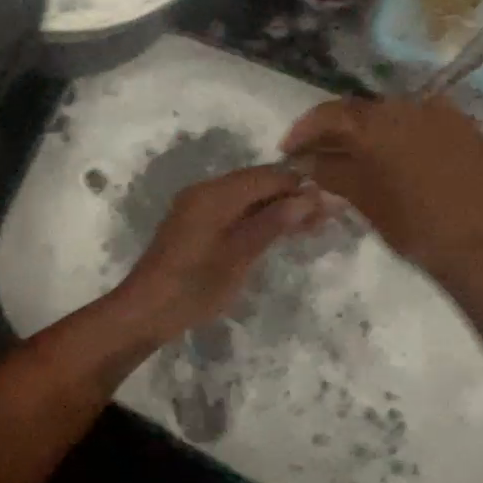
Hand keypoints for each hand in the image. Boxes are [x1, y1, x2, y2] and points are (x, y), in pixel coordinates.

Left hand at [108, 167, 324, 342]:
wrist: (150, 306)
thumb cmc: (197, 283)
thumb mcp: (240, 255)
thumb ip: (273, 223)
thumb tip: (310, 196)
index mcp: (213, 193)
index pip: (264, 176)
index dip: (298, 185)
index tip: (333, 201)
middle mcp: (204, 191)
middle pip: (254, 182)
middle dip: (290, 194)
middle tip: (328, 216)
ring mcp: (197, 206)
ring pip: (245, 196)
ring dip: (276, 206)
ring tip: (312, 225)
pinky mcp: (196, 222)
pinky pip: (233, 208)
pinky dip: (258, 215)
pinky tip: (279, 230)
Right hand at [281, 96, 482, 274]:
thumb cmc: (414, 227)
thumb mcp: (361, 198)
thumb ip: (327, 170)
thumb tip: (304, 159)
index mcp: (374, 122)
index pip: (326, 114)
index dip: (303, 131)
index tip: (289, 150)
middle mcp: (405, 107)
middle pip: (359, 111)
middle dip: (337, 131)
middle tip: (321, 154)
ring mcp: (441, 116)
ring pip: (393, 115)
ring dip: (371, 131)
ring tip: (360, 157)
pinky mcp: (468, 130)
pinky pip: (425, 122)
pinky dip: (405, 134)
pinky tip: (400, 157)